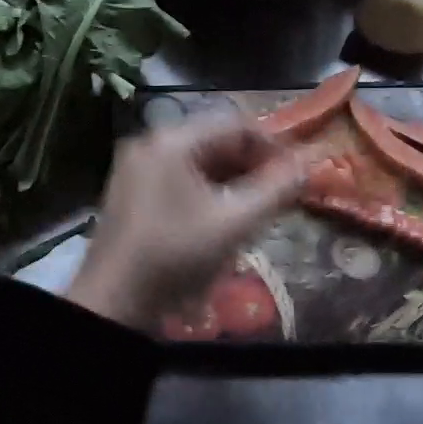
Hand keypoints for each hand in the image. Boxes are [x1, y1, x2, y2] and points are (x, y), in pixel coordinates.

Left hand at [67, 116, 309, 331]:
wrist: (113, 299)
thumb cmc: (176, 255)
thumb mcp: (234, 224)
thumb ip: (276, 190)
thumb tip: (308, 165)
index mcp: (171, 141)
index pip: (235, 124)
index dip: (273, 145)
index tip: (298, 173)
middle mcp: (150, 143)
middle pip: (215, 141)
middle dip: (253, 165)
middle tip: (284, 194)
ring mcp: (137, 168)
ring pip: (198, 162)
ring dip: (233, 180)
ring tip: (261, 209)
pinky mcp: (132, 192)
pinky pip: (179, 179)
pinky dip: (208, 191)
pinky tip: (227, 218)